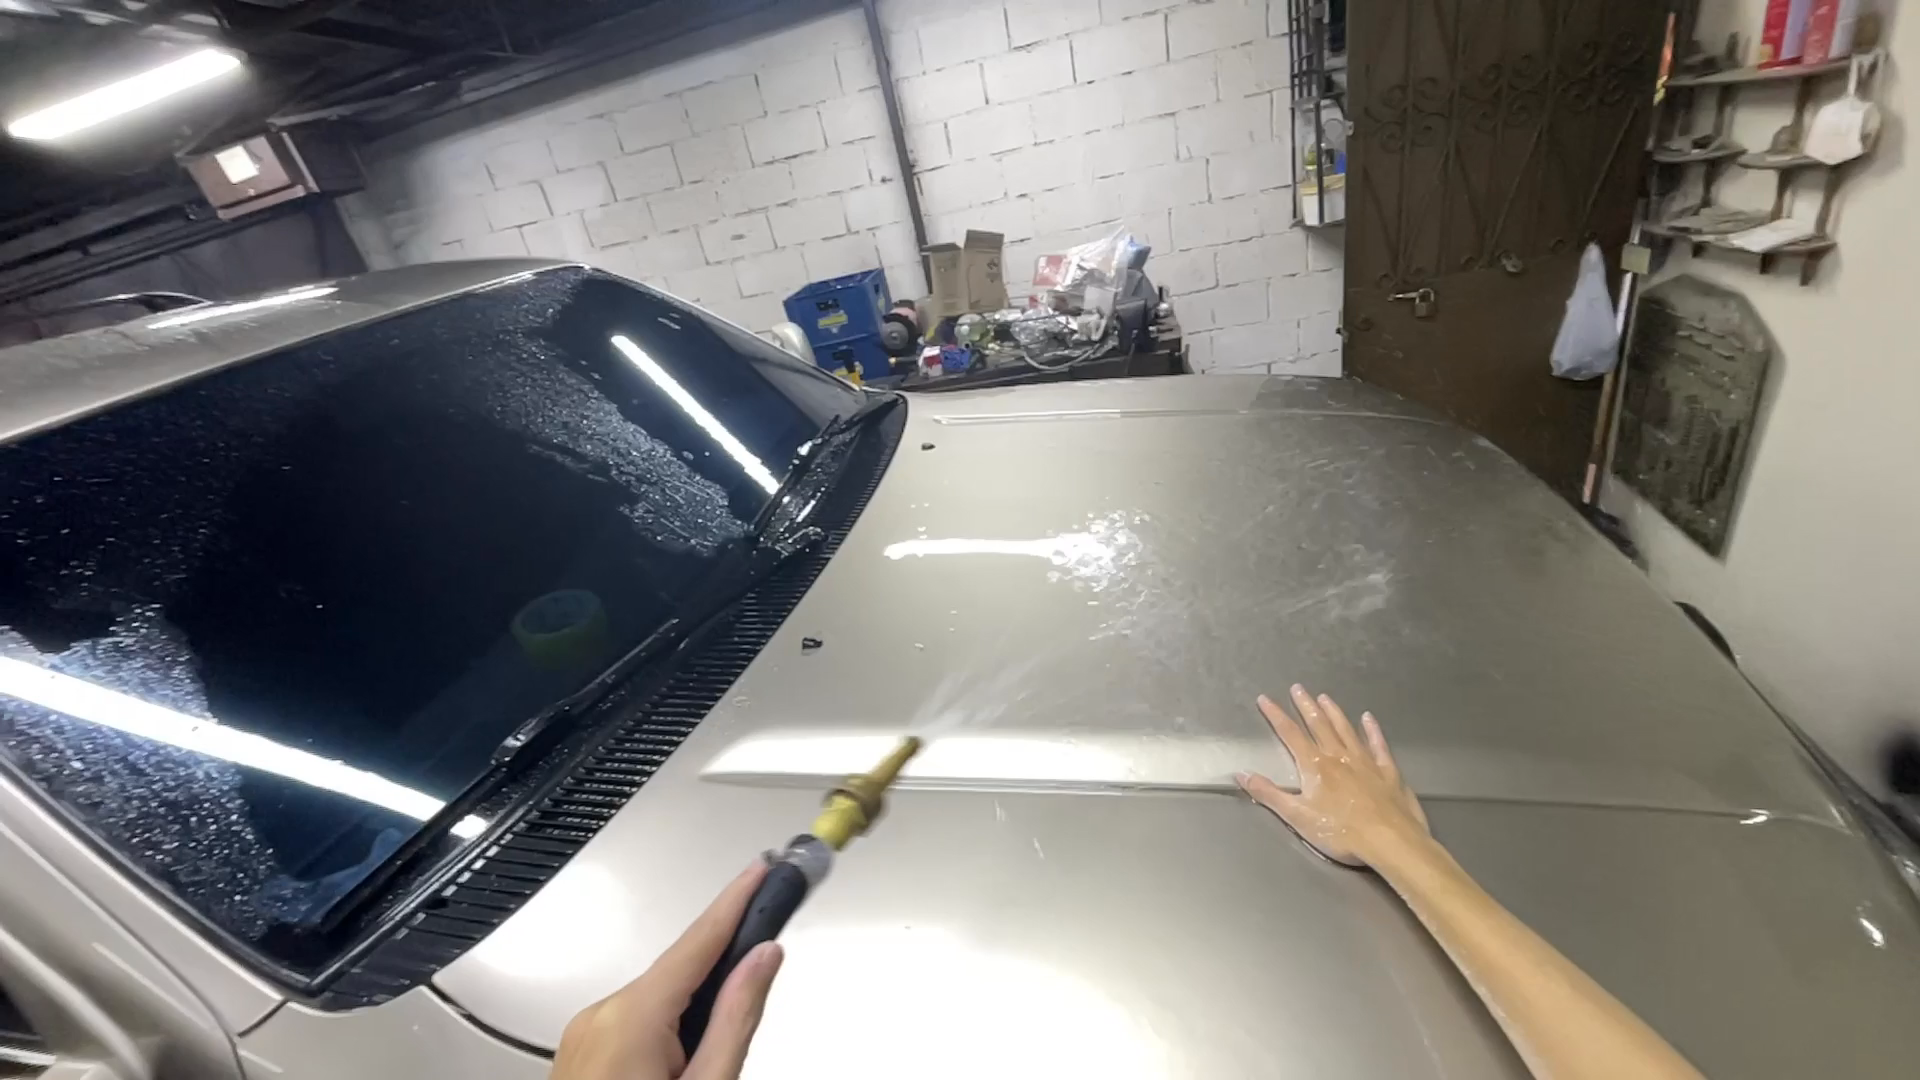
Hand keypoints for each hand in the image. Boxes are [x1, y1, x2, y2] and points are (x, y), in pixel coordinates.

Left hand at [552, 861, 784, 1079]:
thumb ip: (737, 1016)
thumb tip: (764, 954)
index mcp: (633, 1017)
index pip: (699, 939)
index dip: (736, 898)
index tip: (764, 865)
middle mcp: (601, 1014)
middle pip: (680, 970)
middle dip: (722, 969)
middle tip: (762, 968)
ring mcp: (584, 1035)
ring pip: (660, 997)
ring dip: (695, 1006)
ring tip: (712, 1059)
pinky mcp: (579, 1054)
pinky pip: (637, 1019)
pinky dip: (670, 1024)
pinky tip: (682, 1064)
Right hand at [1236, 684, 1430, 867]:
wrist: (1392, 844)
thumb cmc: (1341, 832)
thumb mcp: (1297, 816)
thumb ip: (1268, 793)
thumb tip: (1240, 773)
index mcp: (1315, 766)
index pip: (1290, 734)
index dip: (1275, 715)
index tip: (1264, 699)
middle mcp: (1339, 756)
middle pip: (1318, 725)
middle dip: (1305, 705)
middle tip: (1297, 687)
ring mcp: (1366, 763)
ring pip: (1346, 730)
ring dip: (1333, 712)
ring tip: (1324, 697)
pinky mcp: (1389, 773)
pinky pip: (1379, 746)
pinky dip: (1373, 731)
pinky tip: (1368, 719)